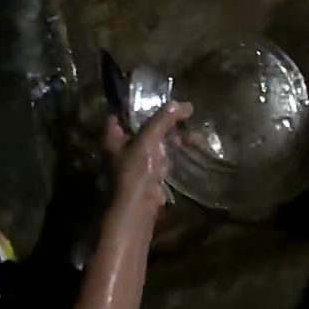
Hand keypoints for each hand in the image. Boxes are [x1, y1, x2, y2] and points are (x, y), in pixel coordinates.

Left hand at [103, 101, 193, 215]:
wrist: (137, 211)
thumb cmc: (135, 172)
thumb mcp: (148, 141)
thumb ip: (162, 121)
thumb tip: (180, 103)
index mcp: (113, 137)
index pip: (121, 114)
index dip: (137, 105)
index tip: (158, 97)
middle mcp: (122, 148)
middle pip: (143, 127)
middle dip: (165, 120)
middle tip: (185, 112)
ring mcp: (136, 163)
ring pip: (156, 142)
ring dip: (174, 136)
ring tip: (195, 132)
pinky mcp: (149, 176)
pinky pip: (163, 157)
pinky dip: (176, 151)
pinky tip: (192, 146)